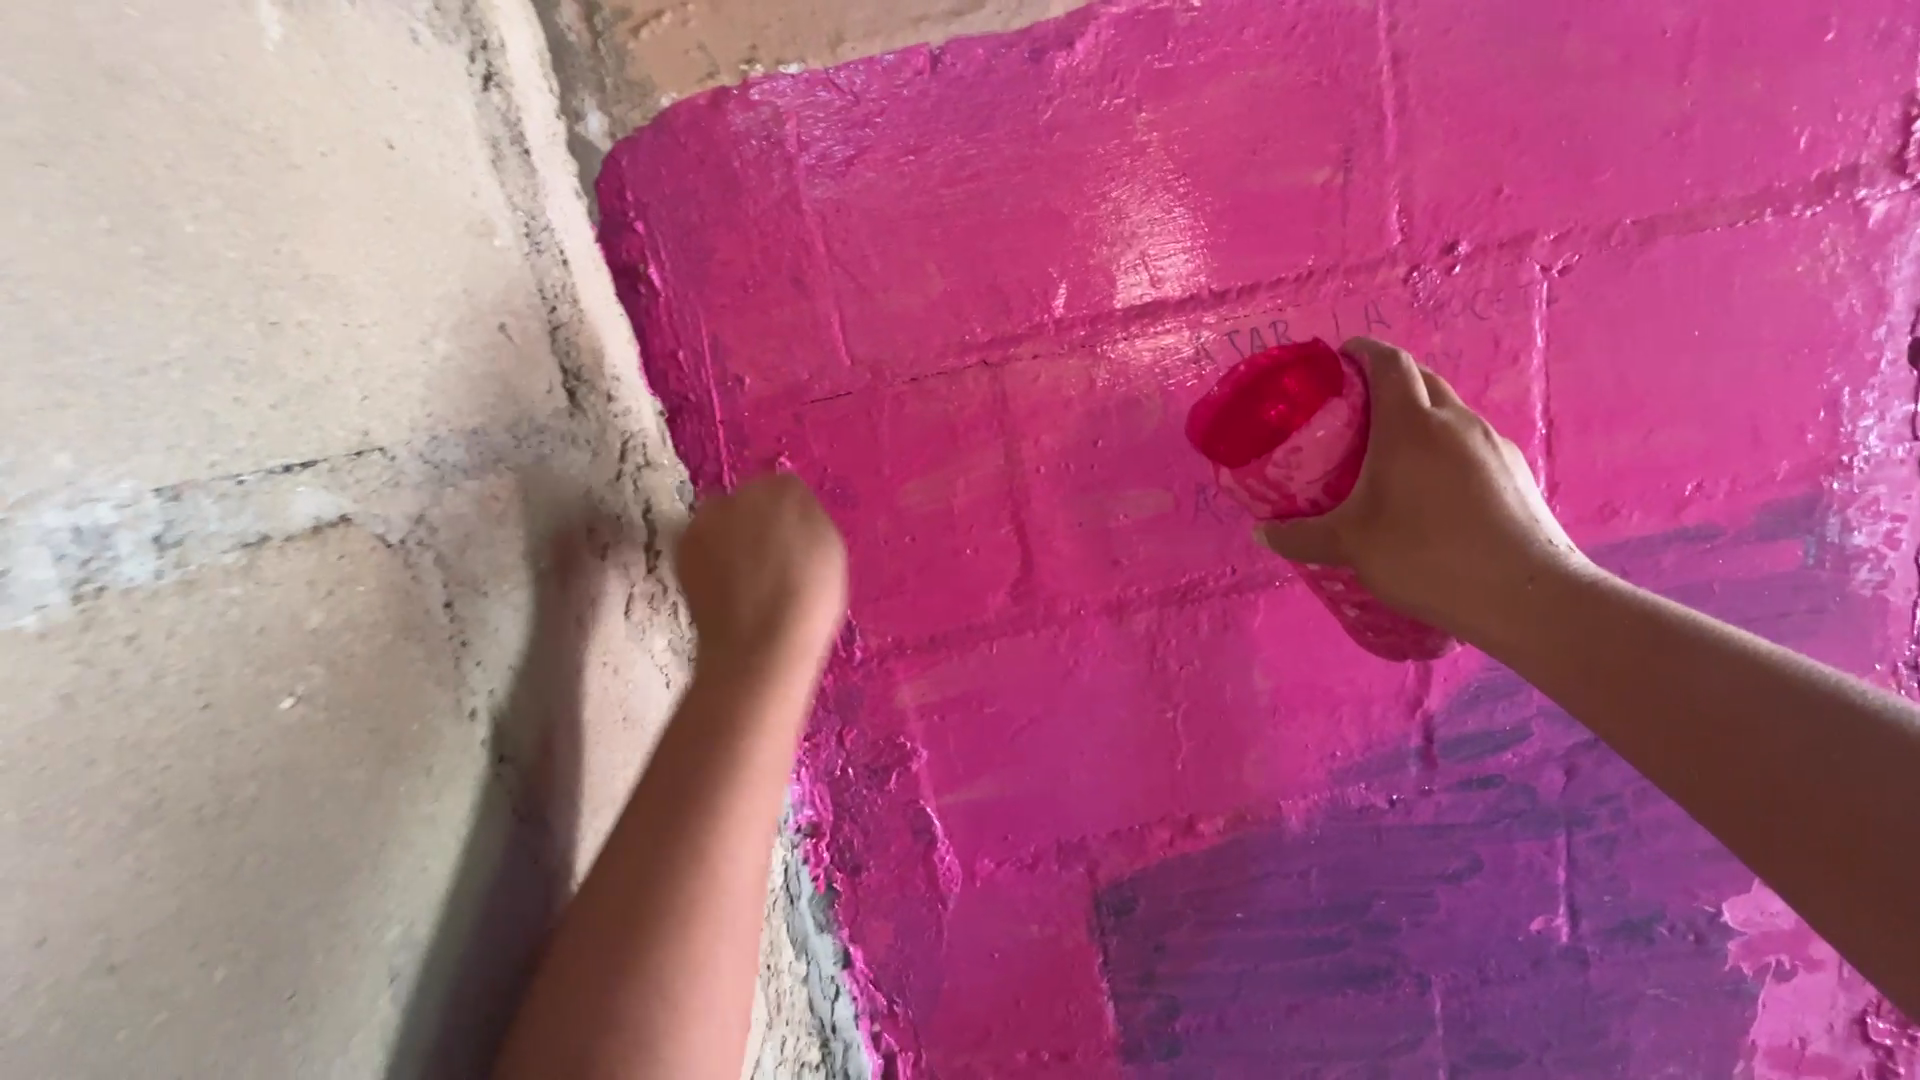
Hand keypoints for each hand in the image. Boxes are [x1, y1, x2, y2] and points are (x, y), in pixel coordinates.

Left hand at [674, 472, 848, 672]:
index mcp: (786, 490)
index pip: (787, 488)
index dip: (792, 516)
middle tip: (772, 559)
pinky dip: (711, 557)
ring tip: (746, 576)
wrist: (760, 644)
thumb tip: (792, 510)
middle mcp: (740, 493)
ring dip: (732, 536)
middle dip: (759, 520)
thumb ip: (809, 517)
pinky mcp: (682, 546)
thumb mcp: (830, 550)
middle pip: (750, 498)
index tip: (797, 543)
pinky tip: (725, 586)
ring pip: (722, 518)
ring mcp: (706, 519)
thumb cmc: (810, 600)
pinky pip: (702, 542)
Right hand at [1256, 337, 1586, 637]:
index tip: (1338, 359)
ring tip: (1387, 452)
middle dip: (1387, 380)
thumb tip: (1261, 534)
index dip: (1362, 351)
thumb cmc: (1425, 555)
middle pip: (1421, 378)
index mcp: (1411, 424)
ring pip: (1449, 411)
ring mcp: (1493, 444)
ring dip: (1417, 415)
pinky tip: (1429, 489)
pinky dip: (1442, 447)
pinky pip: (1468, 443)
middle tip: (1352, 408)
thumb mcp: (1347, 546)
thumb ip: (1298, 537)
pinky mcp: (1516, 472)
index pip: (1389, 361)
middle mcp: (1456, 421)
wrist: (1523, 594)